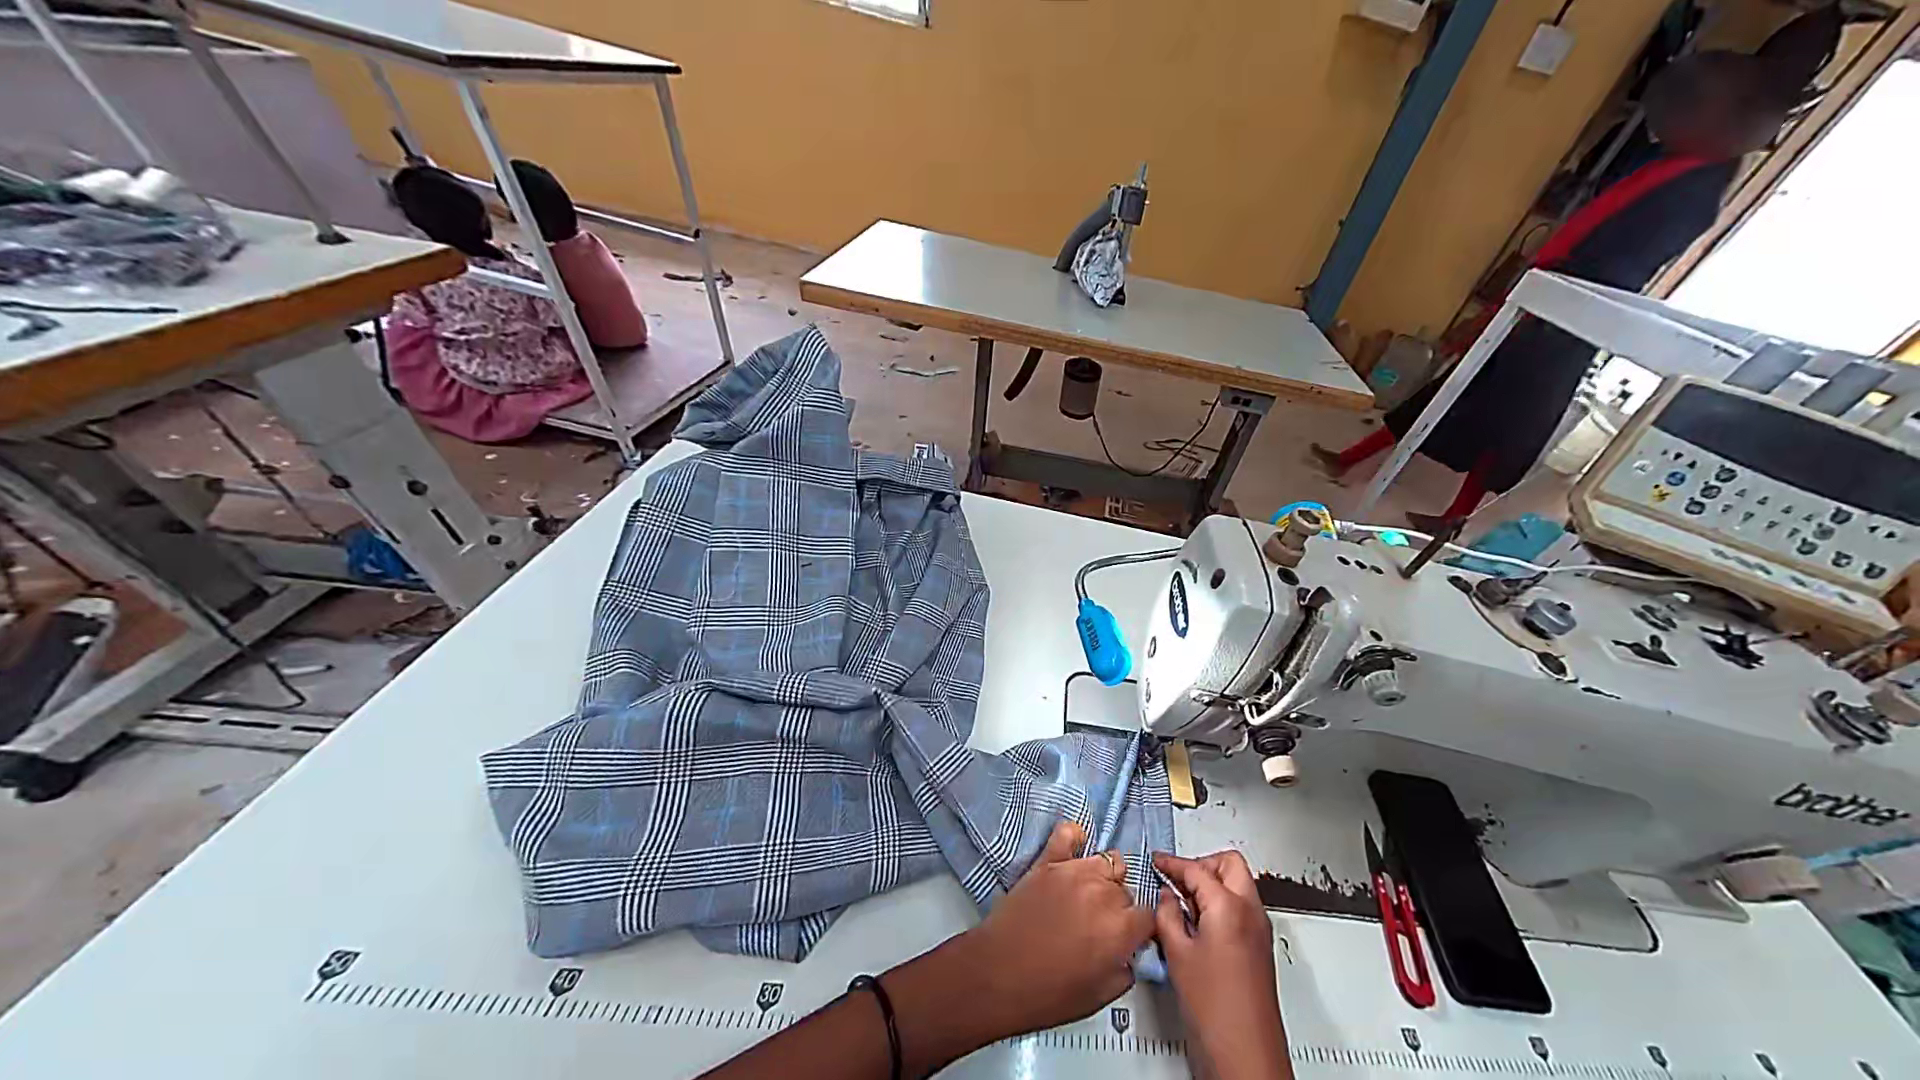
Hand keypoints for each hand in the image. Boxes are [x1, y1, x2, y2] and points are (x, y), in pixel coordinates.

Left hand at [947, 820, 1155, 1037]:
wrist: (999, 973)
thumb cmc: (1048, 992)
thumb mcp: (1101, 995)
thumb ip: (1125, 969)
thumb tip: (1127, 953)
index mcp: (1121, 928)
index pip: (1150, 916)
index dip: (1141, 928)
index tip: (1132, 936)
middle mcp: (1103, 893)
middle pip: (1126, 889)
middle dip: (1120, 907)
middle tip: (1101, 924)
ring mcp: (1074, 872)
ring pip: (1107, 861)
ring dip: (1103, 877)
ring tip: (1089, 893)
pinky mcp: (1048, 862)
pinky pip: (1068, 834)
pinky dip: (1074, 839)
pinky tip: (1073, 851)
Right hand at [1154, 850, 1290, 1079]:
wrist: (1245, 1053)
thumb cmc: (1215, 1009)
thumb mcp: (1177, 953)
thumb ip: (1167, 915)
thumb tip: (1166, 899)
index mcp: (1230, 907)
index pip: (1197, 869)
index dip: (1172, 863)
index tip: (1158, 861)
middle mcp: (1251, 913)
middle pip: (1229, 865)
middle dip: (1201, 864)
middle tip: (1176, 876)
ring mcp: (1259, 930)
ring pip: (1237, 885)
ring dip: (1212, 884)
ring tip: (1181, 900)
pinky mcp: (1258, 948)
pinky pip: (1240, 908)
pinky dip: (1219, 904)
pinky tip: (1196, 922)